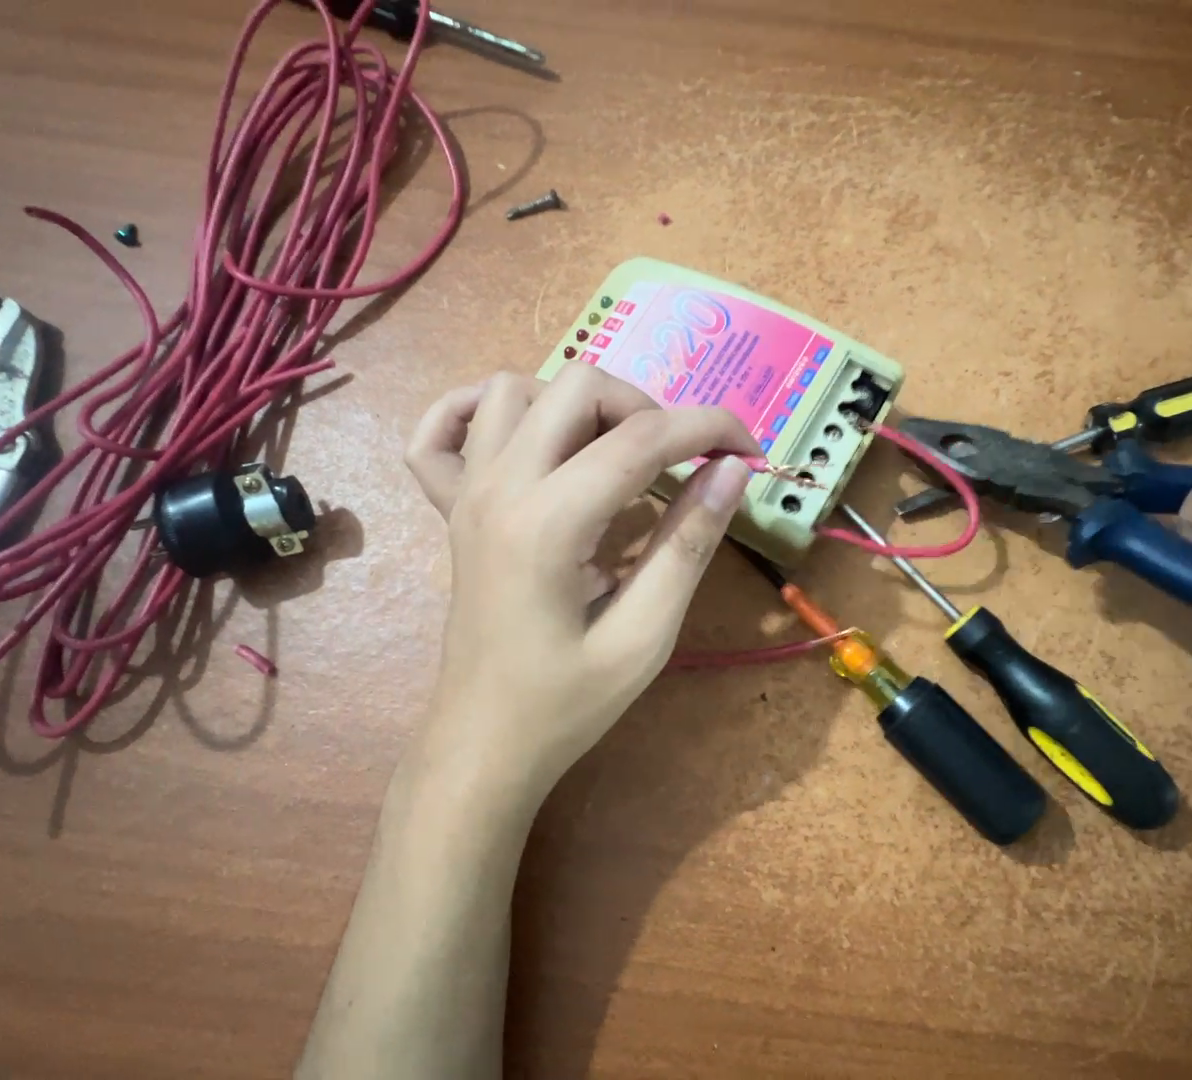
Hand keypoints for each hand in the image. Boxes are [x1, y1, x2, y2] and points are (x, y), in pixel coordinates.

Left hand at [403, 365, 756, 807]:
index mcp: (549, 524)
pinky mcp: (450, 508)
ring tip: (615, 454)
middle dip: (647, 408)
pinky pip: (441, 429)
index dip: (709, 429)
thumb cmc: (567, 703)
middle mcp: (499, 488)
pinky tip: (523, 438)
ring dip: (578, 405)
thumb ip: (688, 545)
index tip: (751, 450)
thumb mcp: (645, 636)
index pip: (641, 438)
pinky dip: (477, 410)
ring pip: (514, 390)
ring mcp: (466, 493)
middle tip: (681, 462)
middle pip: (577, 386)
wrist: (484, 743)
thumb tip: (733, 470)